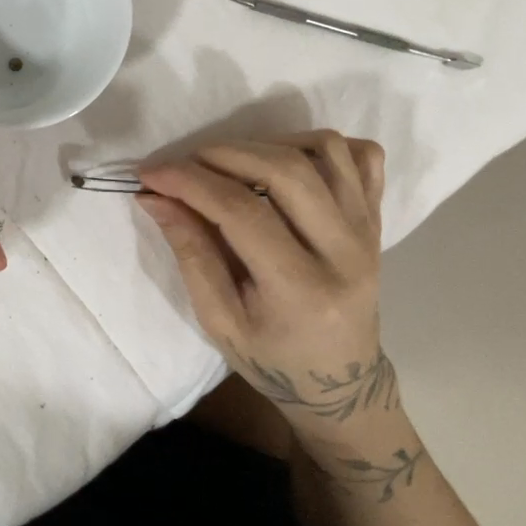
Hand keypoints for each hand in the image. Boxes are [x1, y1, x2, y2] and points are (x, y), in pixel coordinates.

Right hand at [137, 131, 394, 438]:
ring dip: (266, 143)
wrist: (340, 382)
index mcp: (303, 289)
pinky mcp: (377, 219)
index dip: (189, 182)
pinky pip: (363, 156)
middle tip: (183, 164)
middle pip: (286, 170)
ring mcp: (369, 232)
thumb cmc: (272, 357)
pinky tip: (286, 160)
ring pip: (325, 151)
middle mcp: (346, 253)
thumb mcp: (218, 319)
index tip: (148, 173)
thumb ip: (190, 252)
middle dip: (222, 153)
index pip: (242, 211)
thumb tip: (155, 196)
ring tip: (230, 162)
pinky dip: (321, 145)